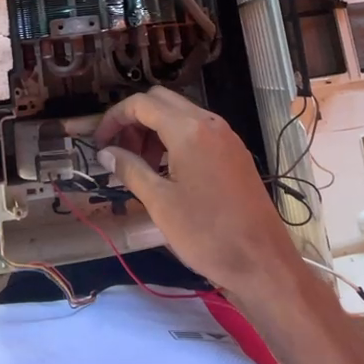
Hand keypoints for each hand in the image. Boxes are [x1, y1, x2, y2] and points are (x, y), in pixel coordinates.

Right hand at [92, 86, 301, 293]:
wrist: (263, 262)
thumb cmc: (207, 234)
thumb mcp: (160, 203)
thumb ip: (130, 169)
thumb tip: (106, 153)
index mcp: (188, 129)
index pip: (141, 104)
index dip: (114, 118)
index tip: (100, 143)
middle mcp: (209, 122)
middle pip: (161, 101)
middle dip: (135, 121)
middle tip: (121, 153)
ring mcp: (226, 136)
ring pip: (180, 114)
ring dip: (155, 130)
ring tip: (142, 167)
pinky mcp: (235, 152)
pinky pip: (198, 130)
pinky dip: (176, 140)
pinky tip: (168, 172)